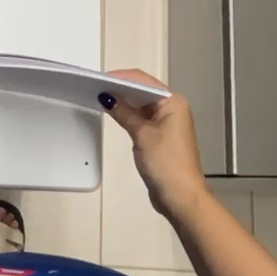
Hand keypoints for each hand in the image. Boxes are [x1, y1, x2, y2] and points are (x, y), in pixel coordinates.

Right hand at [101, 69, 209, 216]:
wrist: (180, 197)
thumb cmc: (165, 163)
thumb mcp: (142, 135)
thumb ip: (125, 113)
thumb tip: (107, 97)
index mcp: (173, 103)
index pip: (144, 82)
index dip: (121, 78)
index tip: (99, 78)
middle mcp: (172, 108)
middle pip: (143, 91)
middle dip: (121, 88)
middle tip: (96, 86)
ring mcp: (167, 122)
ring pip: (142, 104)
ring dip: (124, 101)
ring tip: (100, 96)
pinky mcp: (160, 135)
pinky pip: (142, 117)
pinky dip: (128, 114)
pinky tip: (113, 113)